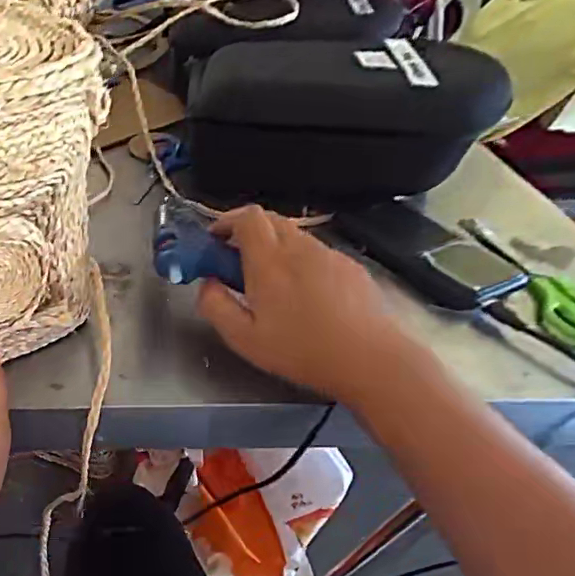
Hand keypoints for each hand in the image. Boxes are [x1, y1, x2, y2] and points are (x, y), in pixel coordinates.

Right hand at [195, 205, 411, 399]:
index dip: (226, 221)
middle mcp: (300, 249)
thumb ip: (215, 306)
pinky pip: (317, 253)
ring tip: (269, 284)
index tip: (215, 240)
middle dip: (245, 233)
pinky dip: (300, 262)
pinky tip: (303, 296)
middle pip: (269, 220)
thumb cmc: (301, 351)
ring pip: (294, 236)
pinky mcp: (349, 267)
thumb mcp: (243, 338)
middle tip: (234, 261)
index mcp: (269, 262)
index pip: (247, 217)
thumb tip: (207, 285)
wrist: (367, 358)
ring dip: (274, 249)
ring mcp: (329, 255)